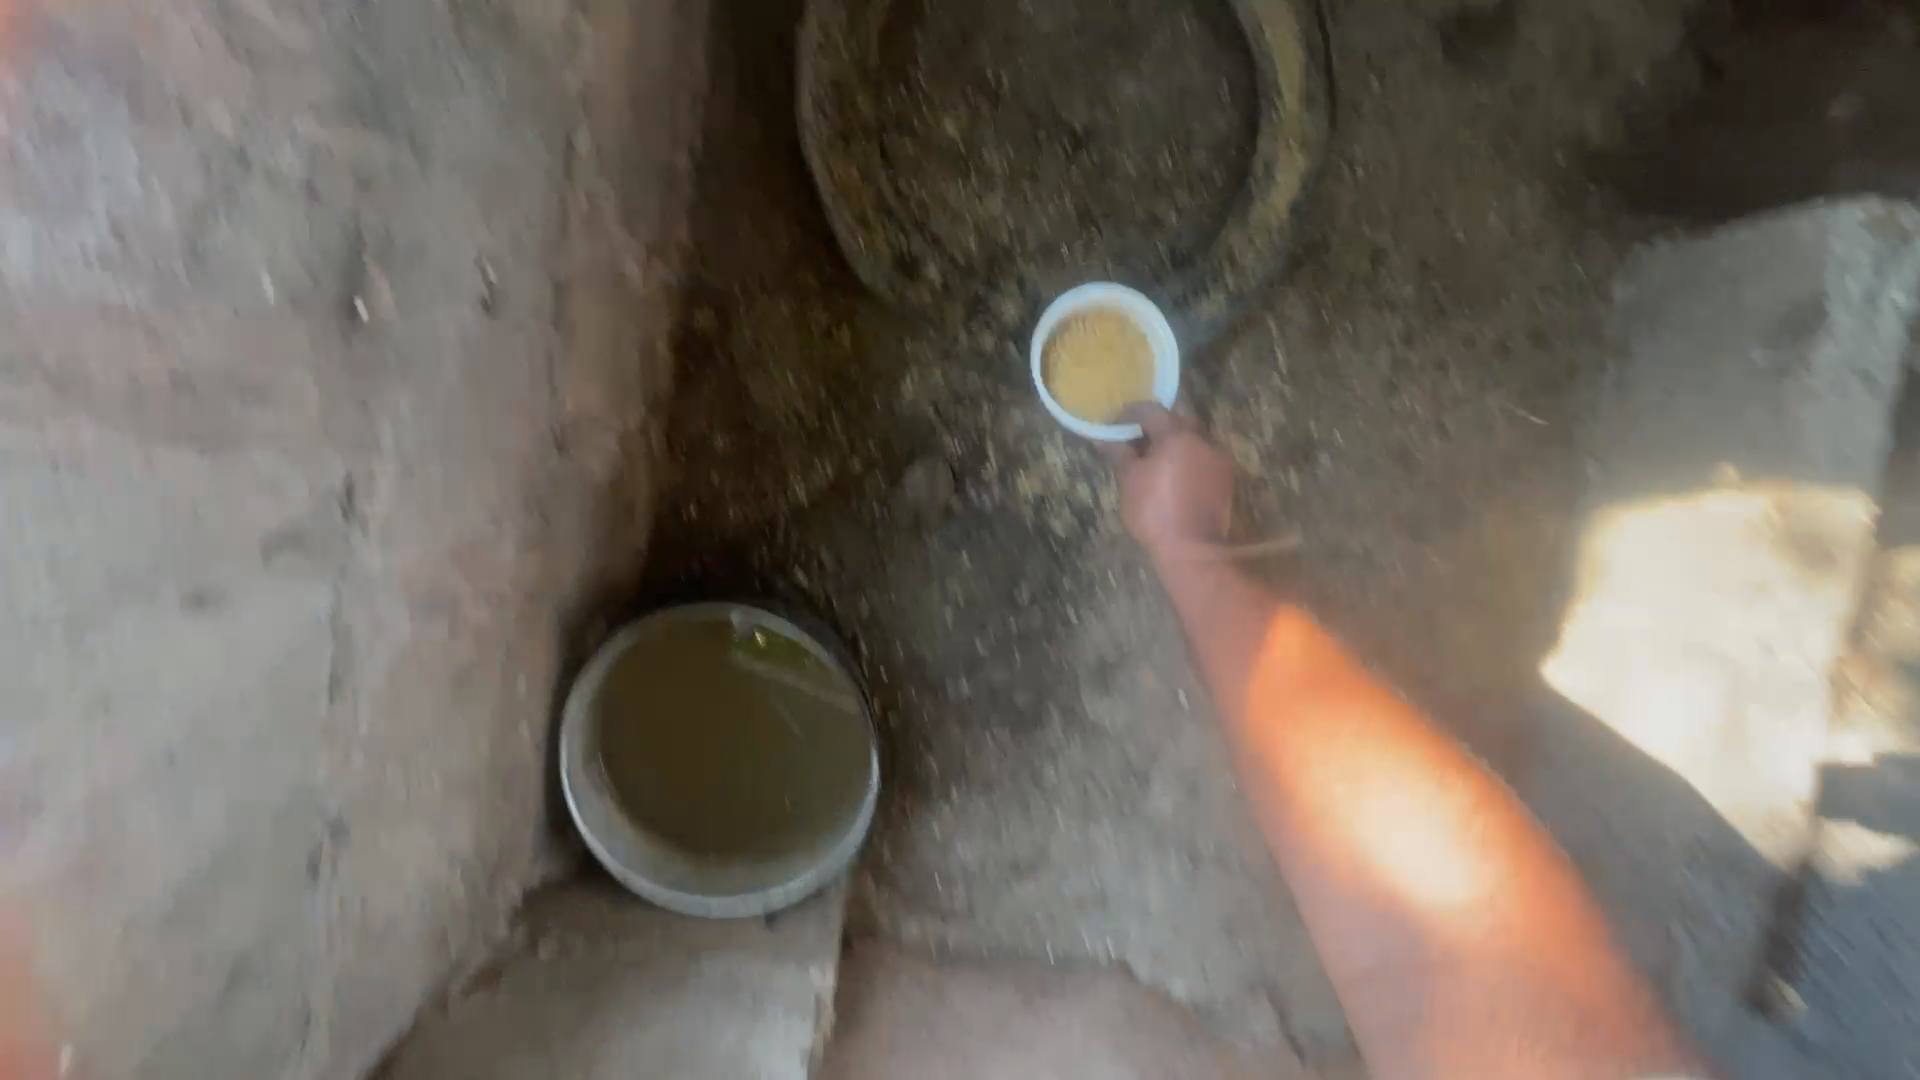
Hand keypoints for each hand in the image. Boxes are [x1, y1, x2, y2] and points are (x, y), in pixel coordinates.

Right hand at [1101, 404, 1234, 555]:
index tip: (1114, 424)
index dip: (1129, 414)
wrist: (1192, 549)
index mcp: (1177, 435)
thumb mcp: (1129, 481)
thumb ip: (1120, 454)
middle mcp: (1202, 439)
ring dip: (1174, 442)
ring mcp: (1218, 458)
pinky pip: (1204, 457)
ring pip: (1194, 438)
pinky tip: (1174, 475)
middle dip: (1156, 424)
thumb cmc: (1154, 512)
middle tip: (1136, 438)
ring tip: (1154, 458)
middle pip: (1178, 419)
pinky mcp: (1226, 478)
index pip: (1150, 411)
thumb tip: (1105, 439)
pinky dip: (1188, 458)